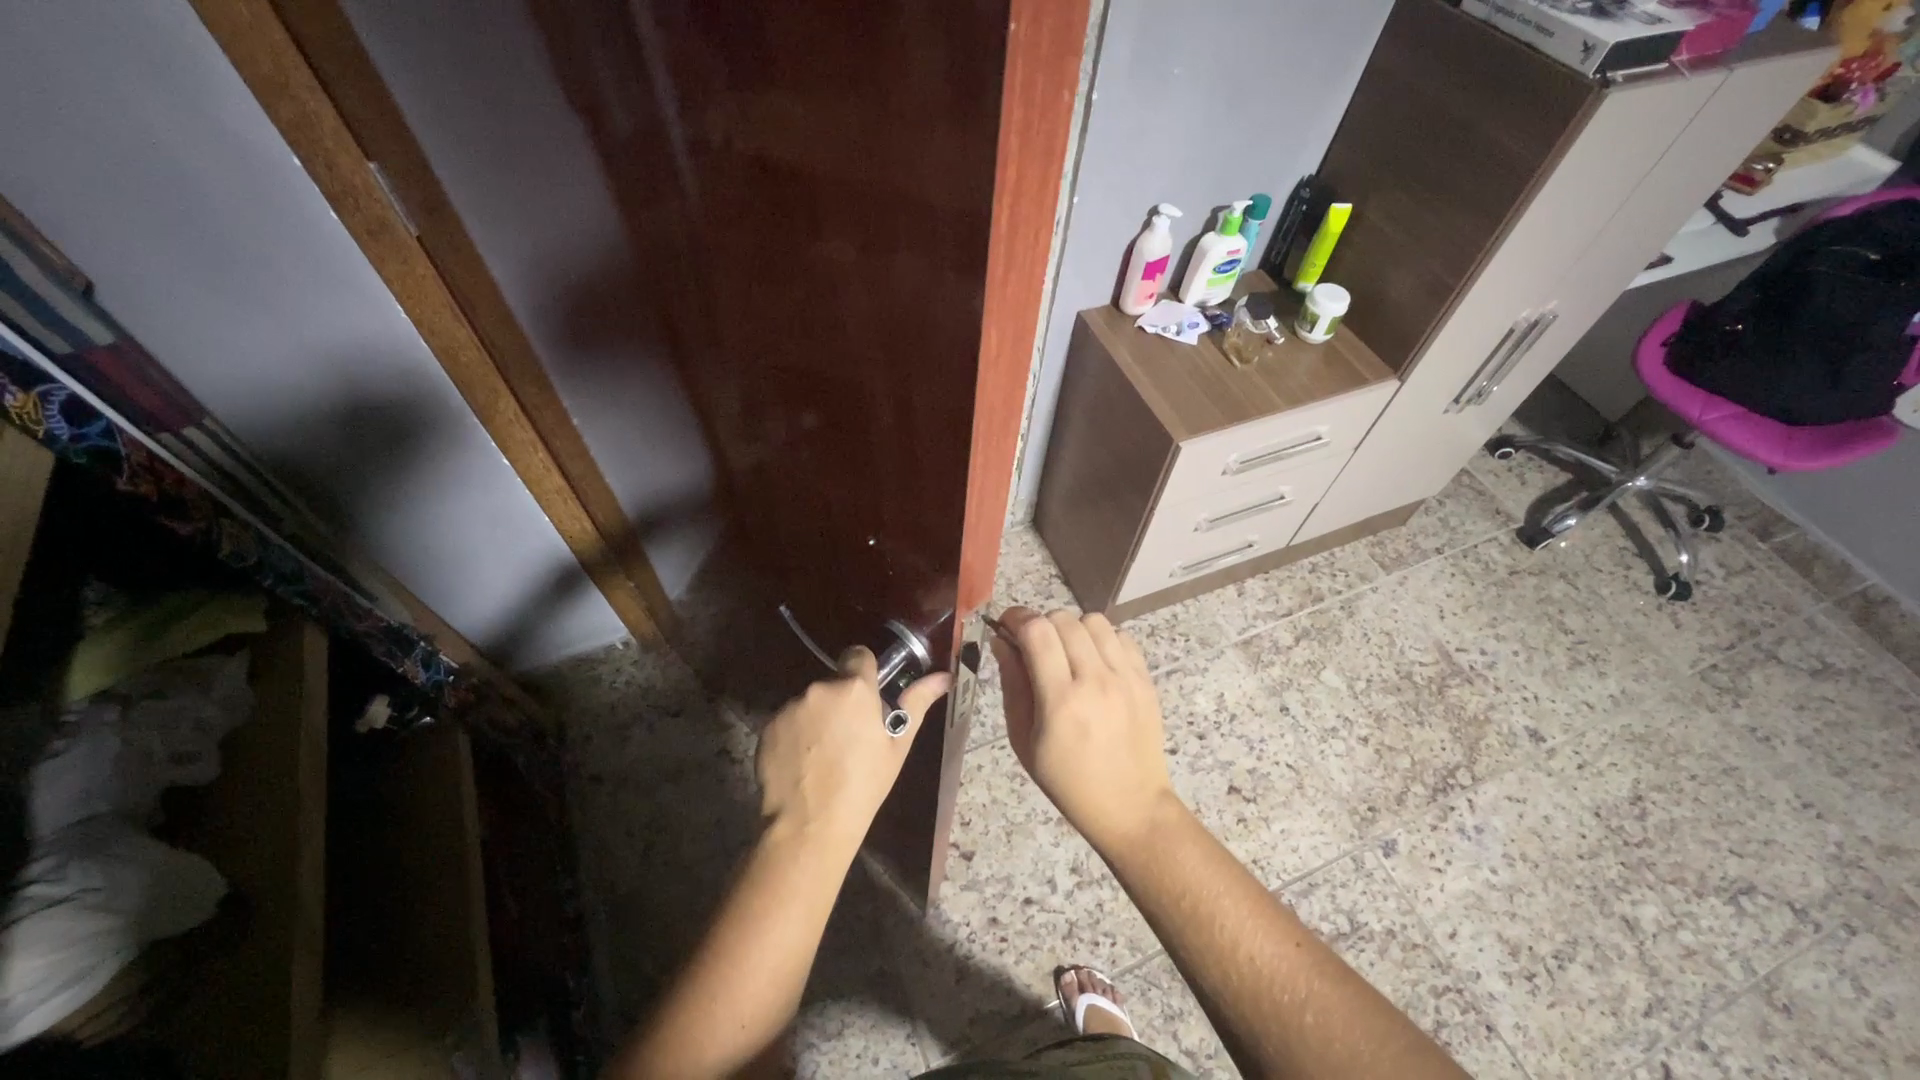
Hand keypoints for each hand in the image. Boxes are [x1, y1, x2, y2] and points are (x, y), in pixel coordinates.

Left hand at [756, 647, 952, 845]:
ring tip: (823, 754)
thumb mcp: (897, 746)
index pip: (858, 655)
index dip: (864, 672)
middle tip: (849, 737)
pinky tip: (802, 763)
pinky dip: (794, 734)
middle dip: (841, 702)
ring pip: (809, 702)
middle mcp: (819, 688)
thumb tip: (944, 677)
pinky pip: (787, 720)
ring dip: (817, 717)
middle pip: (833, 683)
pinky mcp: (767, 726)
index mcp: (854, 688)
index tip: (867, 697)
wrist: (810, 823)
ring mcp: (789, 707)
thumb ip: (917, 703)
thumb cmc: (864, 785)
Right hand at [990, 608, 1178, 852]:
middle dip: (1041, 624)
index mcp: (1060, 701)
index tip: (1006, 625)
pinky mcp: (1146, 680)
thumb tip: (1002, 642)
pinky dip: (1102, 639)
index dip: (1016, 618)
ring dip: (1072, 628)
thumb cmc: (1067, 781)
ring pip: (1094, 621)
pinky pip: (1122, 636)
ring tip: (1067, 652)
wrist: (1130, 806)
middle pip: (1063, 619)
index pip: (1037, 632)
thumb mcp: (1024, 740)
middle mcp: (1096, 681)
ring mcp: (1126, 678)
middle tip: (1033, 645)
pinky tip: (1094, 661)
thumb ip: (1012, 686)